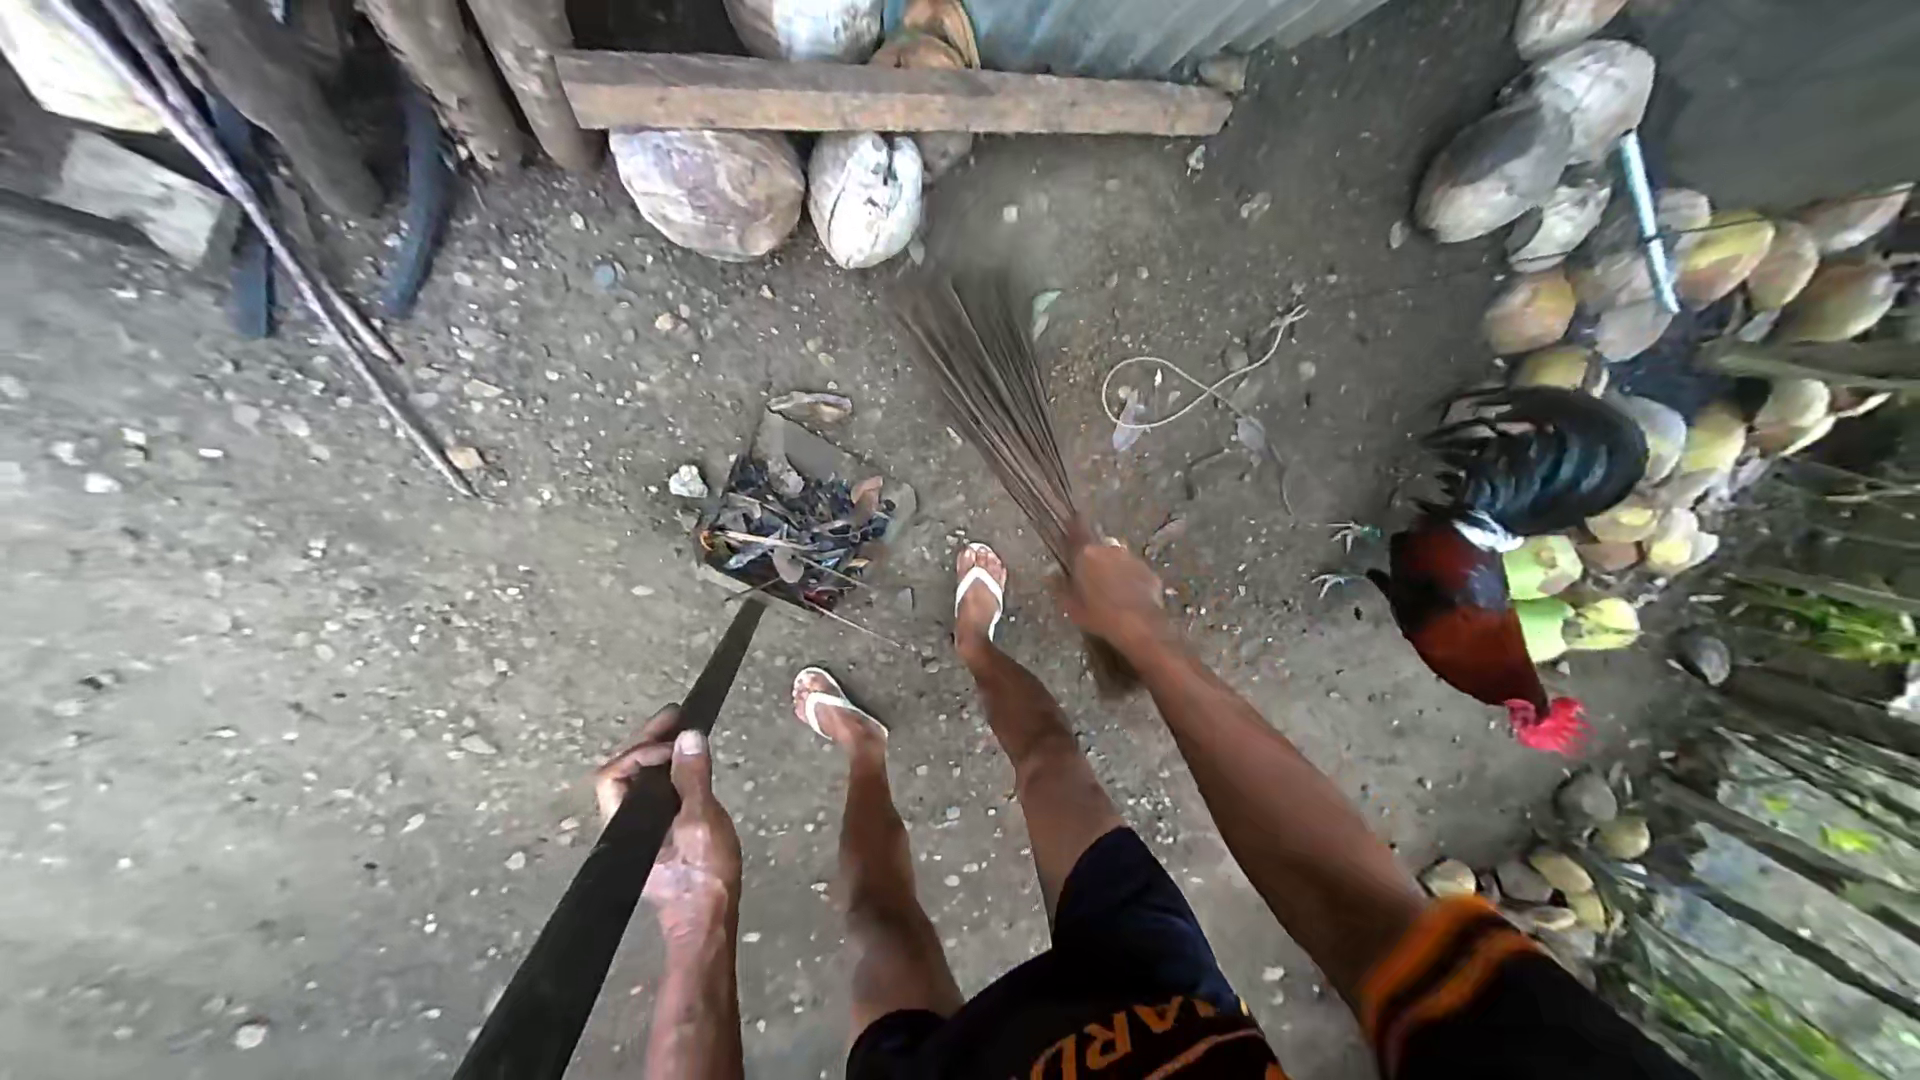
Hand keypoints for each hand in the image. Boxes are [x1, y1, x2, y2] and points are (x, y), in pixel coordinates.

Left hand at [595, 706, 742, 941]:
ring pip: (638, 781)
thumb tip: (689, 736)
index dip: (642, 750)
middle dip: (648, 740)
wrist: (708, 918)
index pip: (615, 773)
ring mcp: (644, 829)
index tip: (678, 741)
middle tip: (677, 714)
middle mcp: (628, 823)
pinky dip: (669, 769)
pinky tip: (688, 762)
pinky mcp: (661, 832)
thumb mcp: (702, 821)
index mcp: (627, 822)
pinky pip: (656, 791)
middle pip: (624, 772)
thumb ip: (693, 778)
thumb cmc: (703, 874)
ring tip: (683, 730)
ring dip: (658, 752)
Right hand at [1052, 537, 1170, 652]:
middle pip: (1098, 549)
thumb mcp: (1071, 607)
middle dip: (1093, 561)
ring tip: (1111, 591)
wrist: (1139, 626)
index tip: (1071, 542)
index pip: (1076, 536)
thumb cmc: (1099, 616)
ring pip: (1117, 559)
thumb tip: (1050, 575)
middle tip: (1090, 581)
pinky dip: (1130, 579)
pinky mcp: (1149, 571)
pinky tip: (1129, 597)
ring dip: (1113, 569)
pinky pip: (1134, 571)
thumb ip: (1059, 587)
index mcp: (1086, 555)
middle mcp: (1110, 549)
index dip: (1072, 538)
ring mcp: (1132, 559)